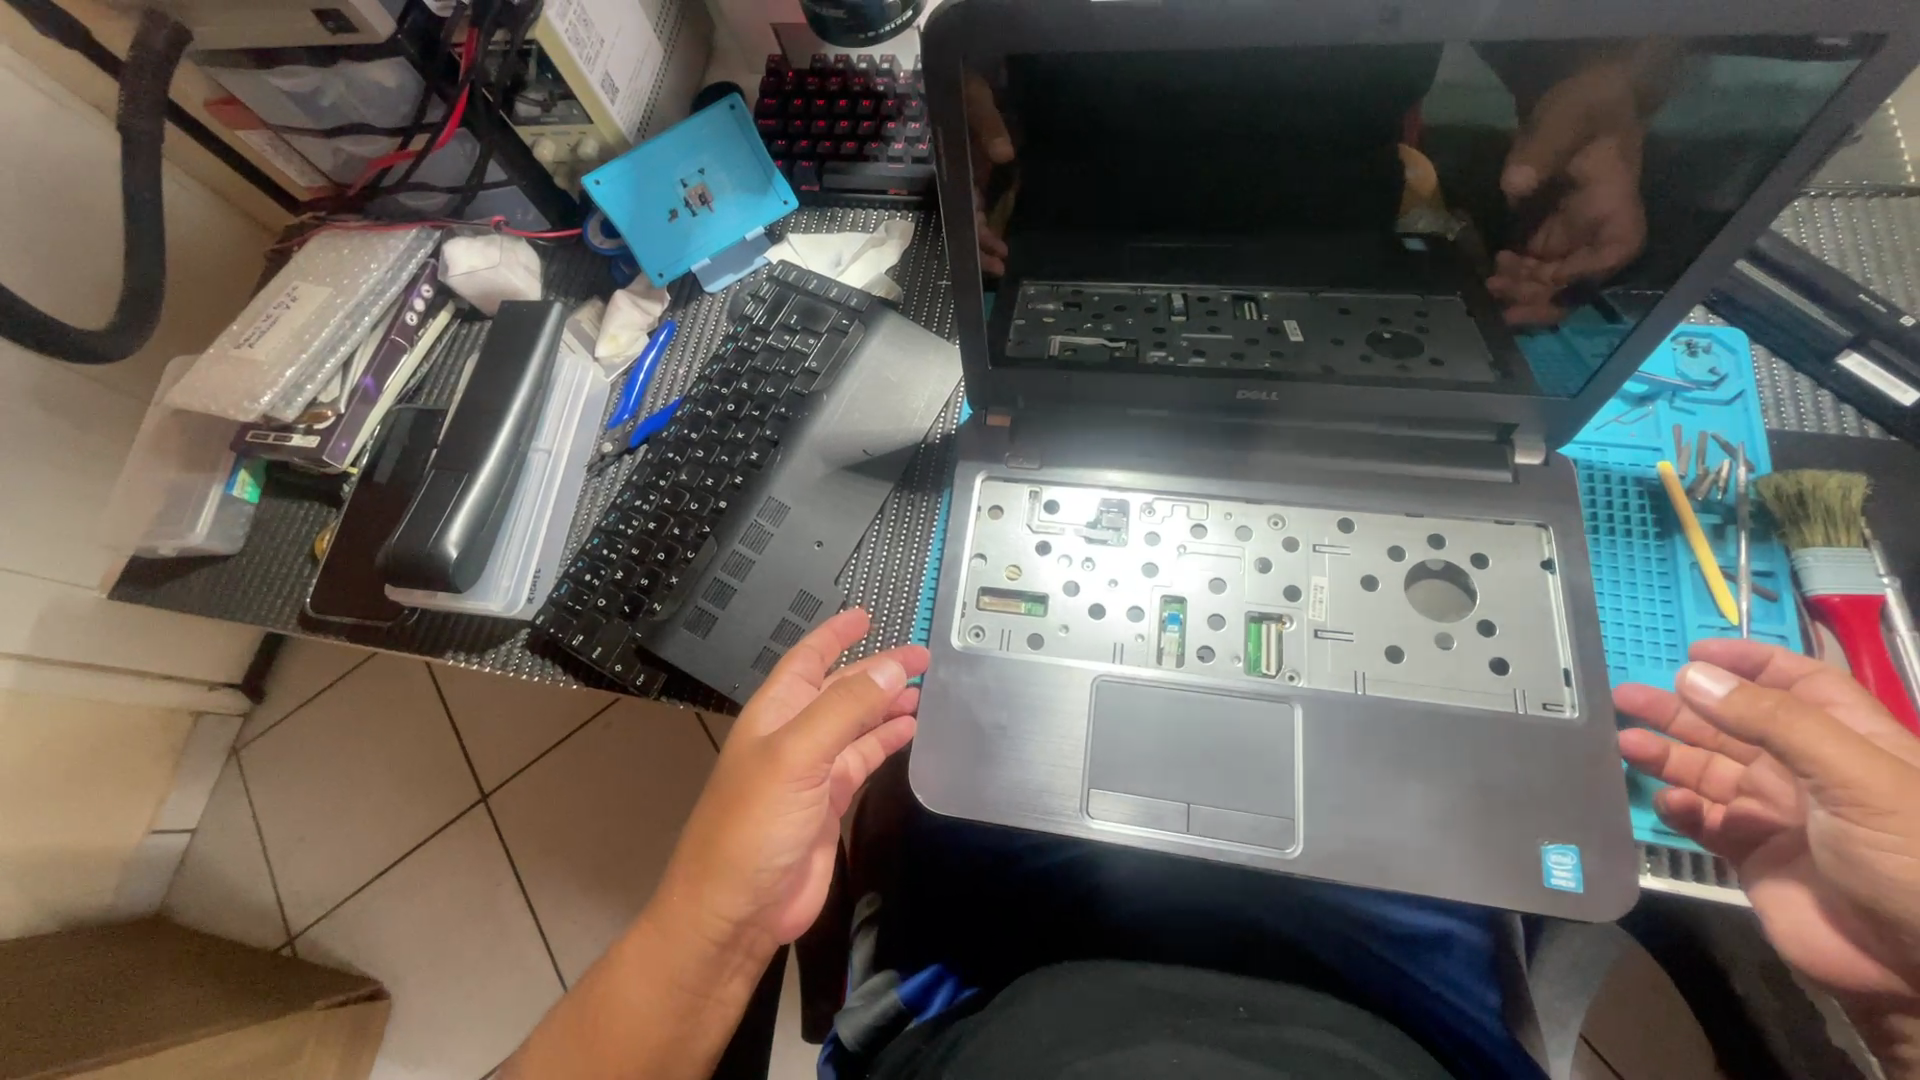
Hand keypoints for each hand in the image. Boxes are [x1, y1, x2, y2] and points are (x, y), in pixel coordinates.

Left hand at [655, 608, 928, 952]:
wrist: (737, 911)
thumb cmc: (753, 826)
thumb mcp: (797, 755)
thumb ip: (845, 709)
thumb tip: (892, 668)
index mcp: (775, 712)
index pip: (808, 659)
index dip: (835, 635)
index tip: (866, 615)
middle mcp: (794, 734)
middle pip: (840, 689)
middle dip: (876, 670)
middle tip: (921, 657)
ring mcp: (812, 770)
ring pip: (856, 723)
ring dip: (886, 705)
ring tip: (924, 690)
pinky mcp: (830, 803)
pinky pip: (863, 758)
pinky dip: (886, 741)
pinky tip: (909, 730)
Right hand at [965, 72, 1013, 275]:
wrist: (958, 72)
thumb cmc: (962, 82)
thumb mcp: (975, 96)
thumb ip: (987, 122)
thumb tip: (1005, 154)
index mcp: (954, 166)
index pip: (961, 209)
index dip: (974, 234)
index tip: (988, 253)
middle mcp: (958, 175)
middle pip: (966, 220)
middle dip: (981, 246)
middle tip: (1000, 269)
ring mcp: (968, 174)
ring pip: (975, 215)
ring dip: (987, 238)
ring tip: (1004, 259)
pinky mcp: (977, 169)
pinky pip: (983, 201)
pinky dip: (993, 218)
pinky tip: (1004, 231)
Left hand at [1487, 62, 1647, 325]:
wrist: (1572, 101)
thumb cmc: (1582, 105)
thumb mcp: (1567, 118)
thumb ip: (1544, 150)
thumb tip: (1515, 184)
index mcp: (1614, 203)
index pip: (1616, 251)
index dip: (1584, 273)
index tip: (1549, 276)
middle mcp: (1595, 228)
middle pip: (1578, 281)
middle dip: (1542, 298)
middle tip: (1502, 300)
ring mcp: (1568, 236)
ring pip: (1550, 282)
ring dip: (1520, 291)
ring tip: (1490, 282)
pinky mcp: (1544, 237)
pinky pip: (1531, 271)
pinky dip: (1511, 278)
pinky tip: (1490, 270)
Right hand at [1616, 639, 1919, 1006]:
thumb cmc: (1910, 857)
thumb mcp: (1856, 776)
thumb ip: (1773, 721)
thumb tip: (1693, 676)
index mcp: (1847, 744)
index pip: (1797, 685)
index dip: (1748, 663)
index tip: (1692, 653)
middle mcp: (1807, 772)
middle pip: (1733, 724)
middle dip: (1681, 707)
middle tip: (1624, 694)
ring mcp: (1777, 814)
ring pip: (1706, 769)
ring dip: (1665, 753)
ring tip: (1624, 741)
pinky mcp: (1749, 853)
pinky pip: (1701, 819)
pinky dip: (1677, 807)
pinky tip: (1670, 802)